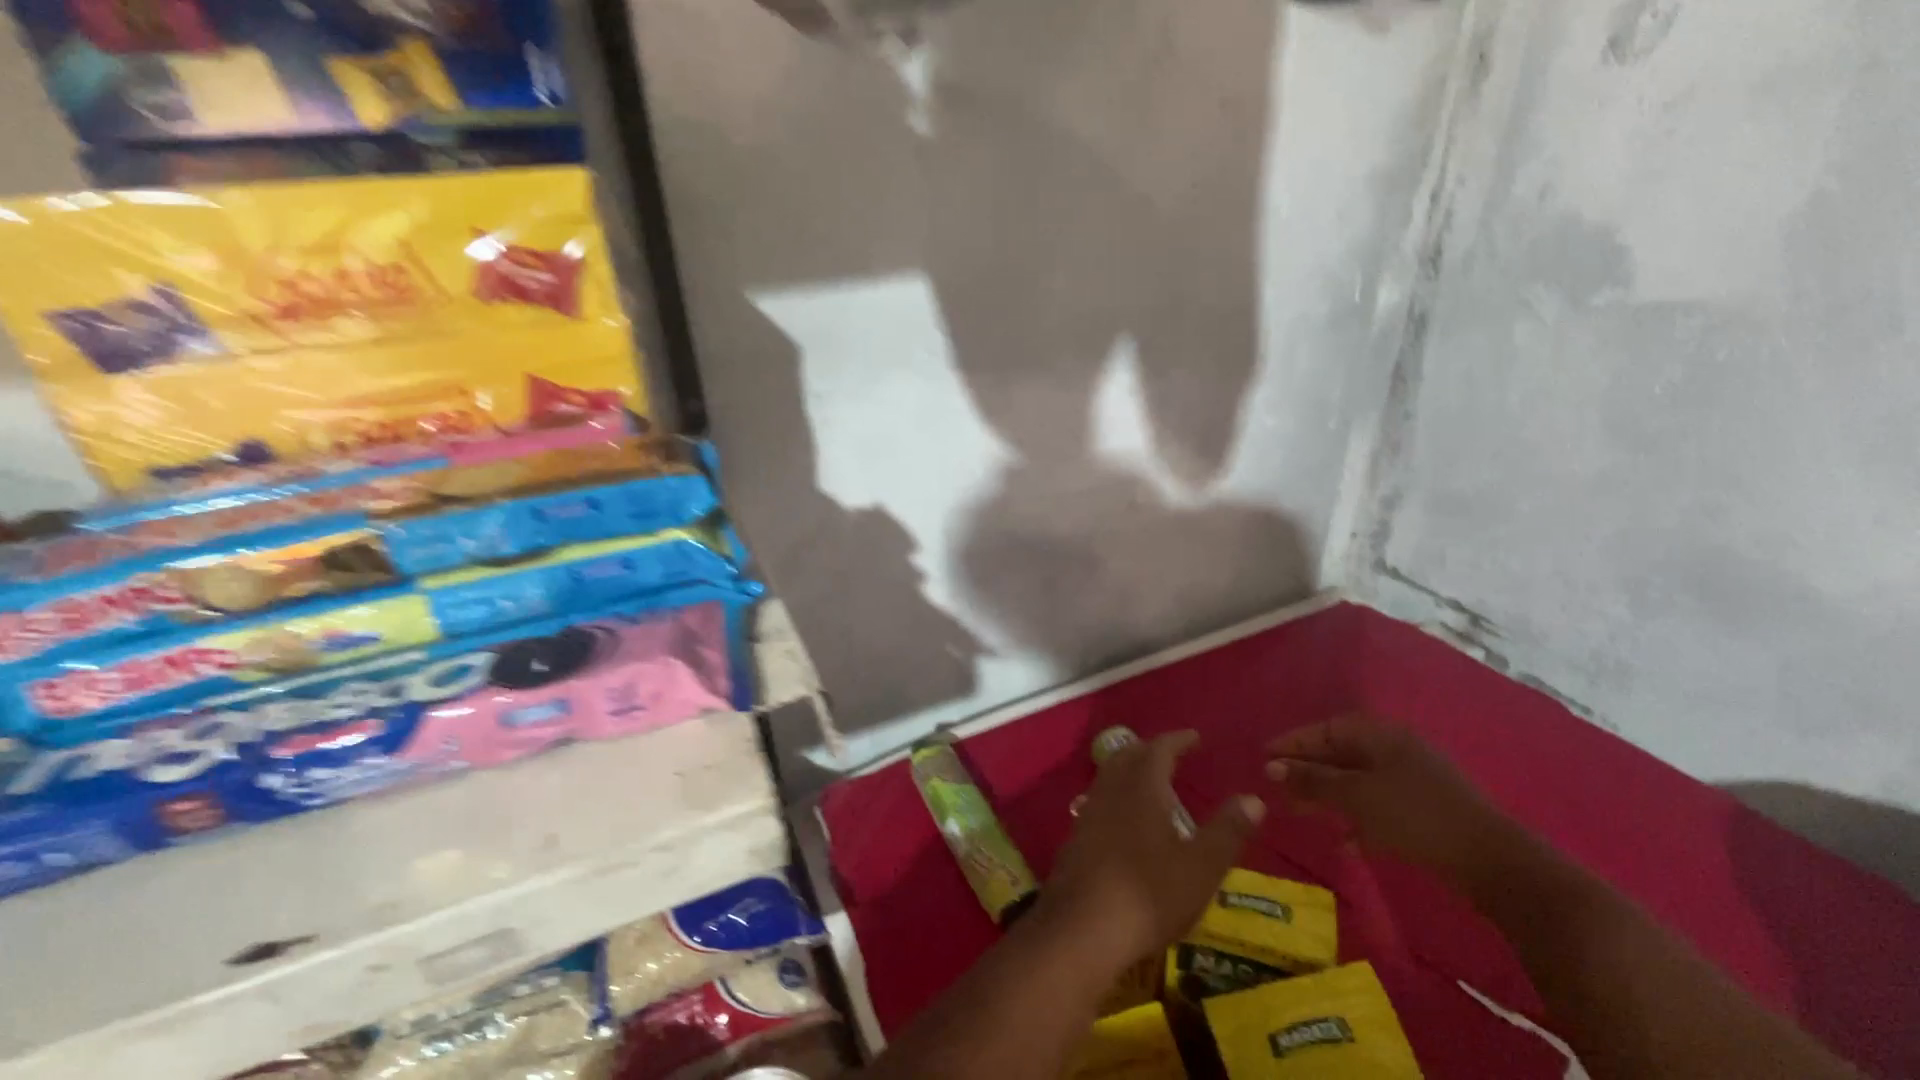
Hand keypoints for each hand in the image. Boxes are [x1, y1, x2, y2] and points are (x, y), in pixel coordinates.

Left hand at [1040, 731, 1263, 968]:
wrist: (1082, 930)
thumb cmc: (1149, 894)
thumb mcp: (1201, 867)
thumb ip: (1227, 832)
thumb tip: (1253, 799)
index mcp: (1141, 789)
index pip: (1158, 750)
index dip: (1177, 740)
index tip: (1194, 737)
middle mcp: (1109, 794)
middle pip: (1125, 758)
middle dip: (1148, 751)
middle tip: (1170, 754)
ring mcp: (1086, 818)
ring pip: (1107, 781)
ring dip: (1128, 774)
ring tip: (1149, 786)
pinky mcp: (1073, 844)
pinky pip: (1097, 806)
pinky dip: (1115, 800)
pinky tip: (1123, 824)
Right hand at [1265, 716, 1526, 885]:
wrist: (1489, 859)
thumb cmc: (1415, 816)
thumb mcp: (1356, 796)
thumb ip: (1313, 780)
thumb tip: (1273, 767)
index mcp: (1381, 735)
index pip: (1327, 729)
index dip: (1294, 742)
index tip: (1264, 757)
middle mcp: (1396, 750)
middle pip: (1342, 754)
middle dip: (1308, 770)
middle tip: (1277, 788)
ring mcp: (1413, 781)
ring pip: (1358, 782)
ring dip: (1328, 795)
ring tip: (1300, 813)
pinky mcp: (1424, 812)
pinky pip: (1378, 807)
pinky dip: (1357, 818)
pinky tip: (1345, 843)